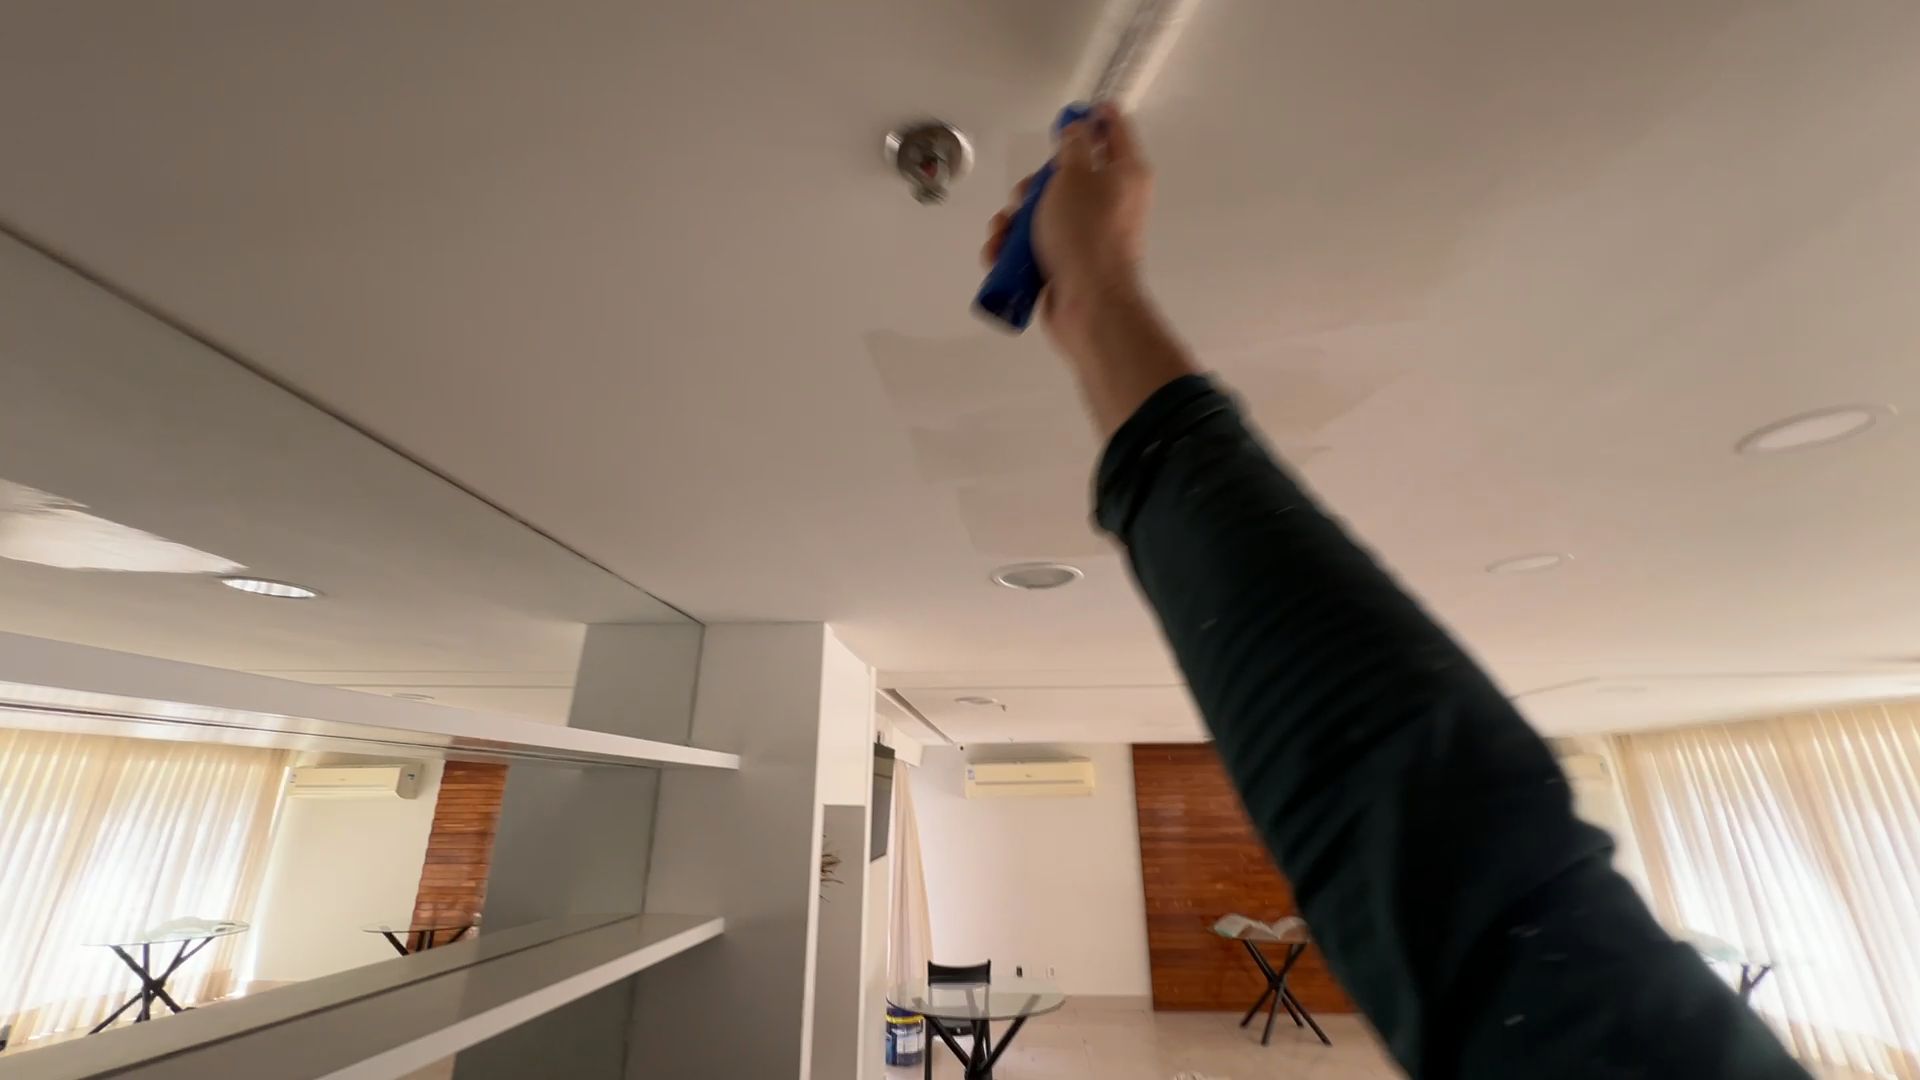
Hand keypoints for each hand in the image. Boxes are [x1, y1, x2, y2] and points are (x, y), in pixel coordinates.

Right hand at [982, 104, 1152, 355]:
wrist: (1089, 305)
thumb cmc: (1085, 232)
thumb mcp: (1075, 174)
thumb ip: (1073, 145)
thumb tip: (1077, 132)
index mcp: (1125, 174)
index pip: (1114, 130)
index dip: (1090, 117)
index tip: (1065, 119)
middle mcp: (1110, 204)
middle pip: (1066, 178)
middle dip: (1034, 186)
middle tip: (1023, 197)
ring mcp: (1086, 238)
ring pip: (1043, 216)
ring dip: (1013, 221)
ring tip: (1001, 232)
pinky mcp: (1065, 267)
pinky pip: (1034, 249)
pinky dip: (1012, 250)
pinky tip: (997, 253)